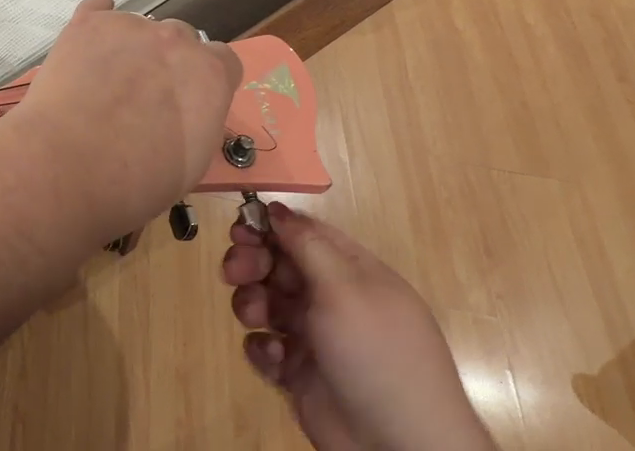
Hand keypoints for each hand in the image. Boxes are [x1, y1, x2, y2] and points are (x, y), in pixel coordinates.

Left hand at [2, 0, 242, 244]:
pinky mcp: (87, 23)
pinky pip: (98, 7)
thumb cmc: (135, 182)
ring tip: (105, 81)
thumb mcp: (190, 164)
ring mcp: (129, 26)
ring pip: (139, 27)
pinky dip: (97, 21)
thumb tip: (186, 113)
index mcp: (209, 75)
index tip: (189, 100)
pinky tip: (88, 40)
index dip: (206, 80)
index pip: (223, 61)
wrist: (67, 165)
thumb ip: (198, 122)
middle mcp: (174, 41)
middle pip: (180, 39)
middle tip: (143, 95)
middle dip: (167, 62)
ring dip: (130, 47)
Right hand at [224, 204, 496, 450]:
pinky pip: (264, 345)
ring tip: (258, 321)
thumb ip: (306, 243)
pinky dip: (261, 347)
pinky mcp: (298, 371)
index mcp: (352, 272)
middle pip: (277, 264)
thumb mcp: (345, 289)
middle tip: (235, 273)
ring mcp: (314, 336)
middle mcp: (332, 298)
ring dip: (251, 304)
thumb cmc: (377, 354)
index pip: (303, 232)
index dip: (269, 226)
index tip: (240, 230)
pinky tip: (276, 359)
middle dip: (250, 263)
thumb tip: (276, 207)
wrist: (400, 447)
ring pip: (264, 302)